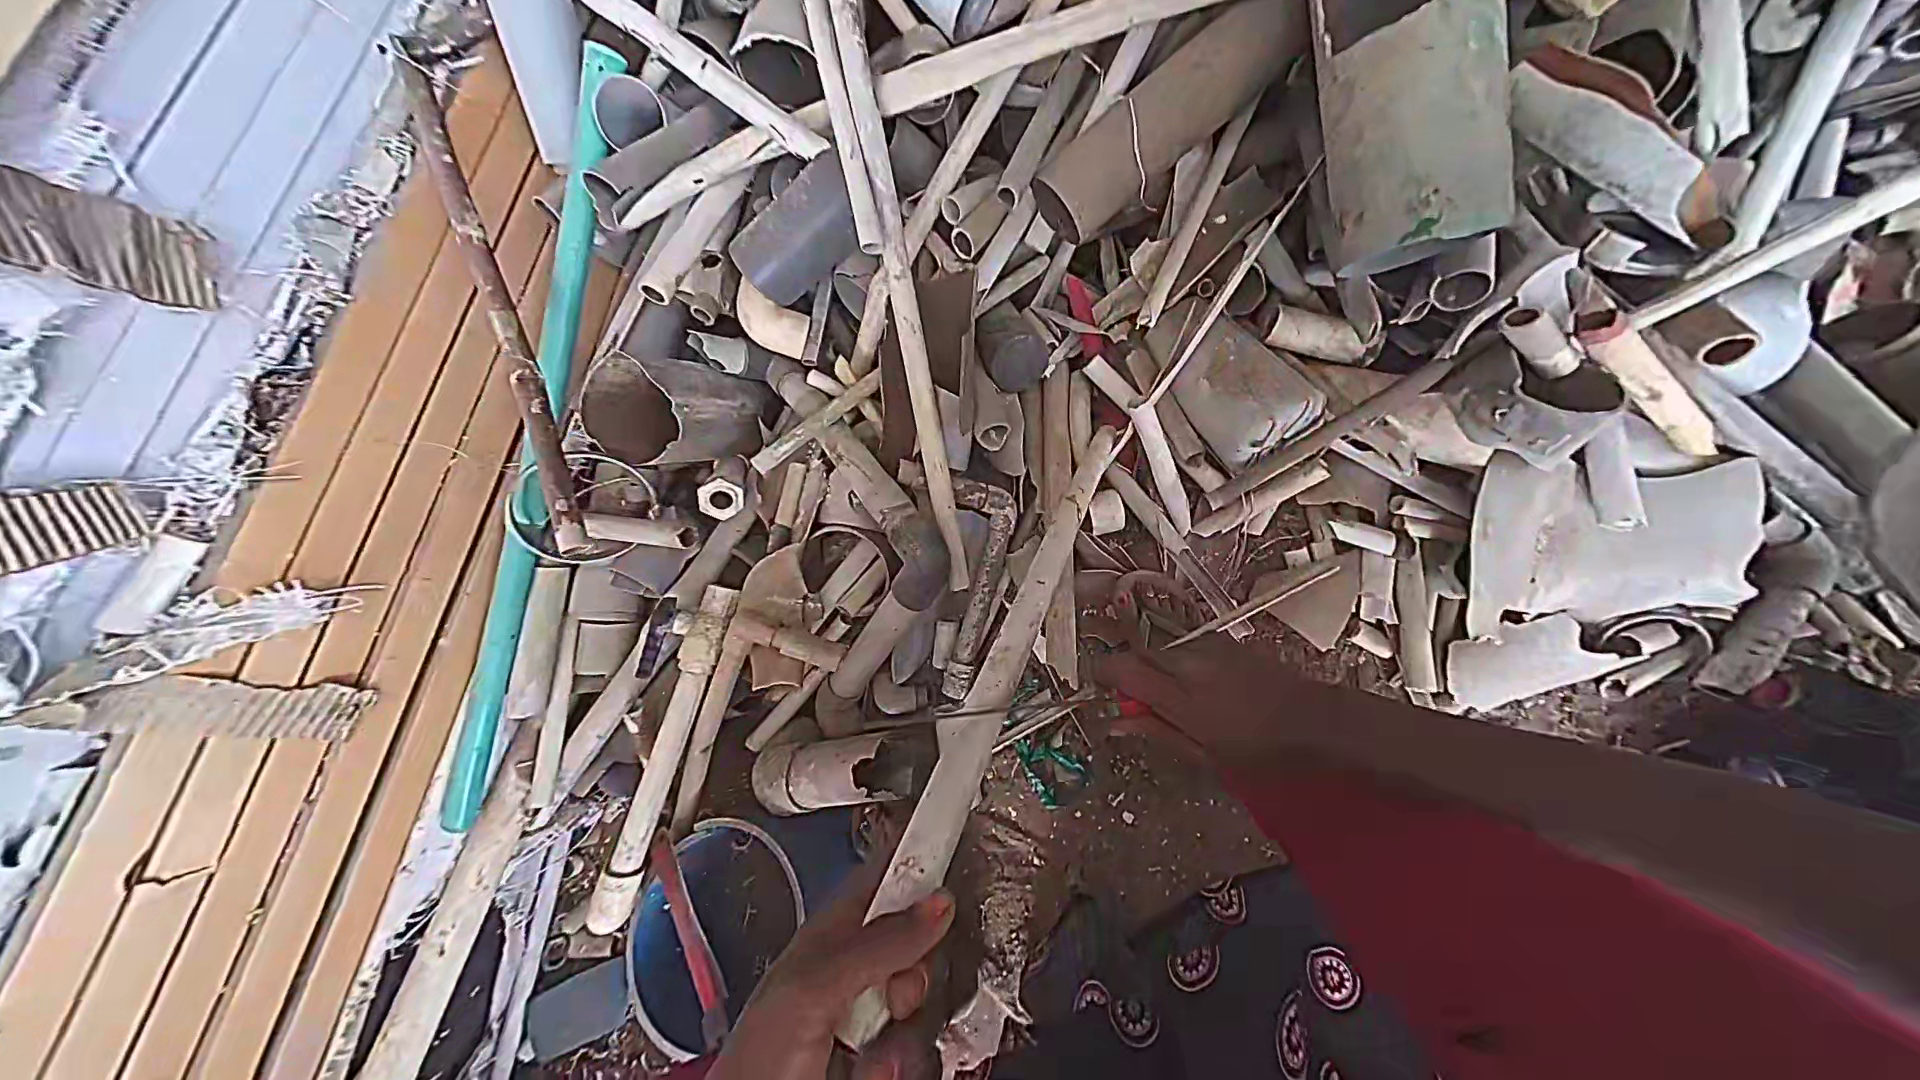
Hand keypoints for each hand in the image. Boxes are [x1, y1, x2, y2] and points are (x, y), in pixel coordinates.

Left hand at [709, 859, 954, 1079]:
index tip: (953, 864)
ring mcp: (874, 1013)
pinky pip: (924, 1048)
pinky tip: (871, 1073)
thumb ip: (879, 942)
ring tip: (872, 1056)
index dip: (922, 863)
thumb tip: (940, 901)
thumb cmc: (759, 1057)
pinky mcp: (886, 1057)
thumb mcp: (815, 986)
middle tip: (895, 998)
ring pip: (929, 1000)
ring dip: (907, 1035)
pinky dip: (903, 1065)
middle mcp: (862, 965)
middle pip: (926, 943)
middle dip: (919, 976)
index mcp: (839, 928)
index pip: (890, 874)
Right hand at [1089, 634, 1299, 754]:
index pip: (1120, 668)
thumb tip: (1115, 723)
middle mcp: (1188, 661)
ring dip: (1154, 665)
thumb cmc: (1261, 752)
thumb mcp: (1204, 755)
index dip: (1102, 675)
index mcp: (1181, 696)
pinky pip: (1181, 644)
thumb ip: (1156, 731)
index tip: (1105, 692)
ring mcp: (1205, 645)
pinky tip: (1197, 683)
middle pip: (1134, 651)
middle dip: (1127, 670)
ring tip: (1176, 695)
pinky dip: (1177, 660)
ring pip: (1158, 646)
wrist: (1317, 721)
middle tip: (1142, 700)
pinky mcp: (1220, 638)